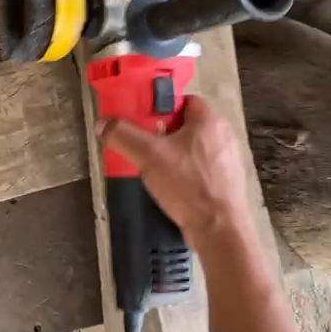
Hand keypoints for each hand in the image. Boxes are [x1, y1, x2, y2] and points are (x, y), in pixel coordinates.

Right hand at [100, 95, 253, 260]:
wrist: (219, 230)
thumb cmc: (188, 184)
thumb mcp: (148, 155)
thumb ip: (123, 135)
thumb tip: (102, 124)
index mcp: (210, 122)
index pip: (185, 100)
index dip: (163, 107)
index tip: (143, 120)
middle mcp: (224, 137)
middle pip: (187, 125)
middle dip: (164, 132)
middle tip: (144, 144)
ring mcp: (228, 162)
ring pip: (194, 149)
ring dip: (174, 154)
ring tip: (153, 167)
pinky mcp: (227, 185)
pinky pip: (201, 169)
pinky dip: (185, 173)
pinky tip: (171, 186)